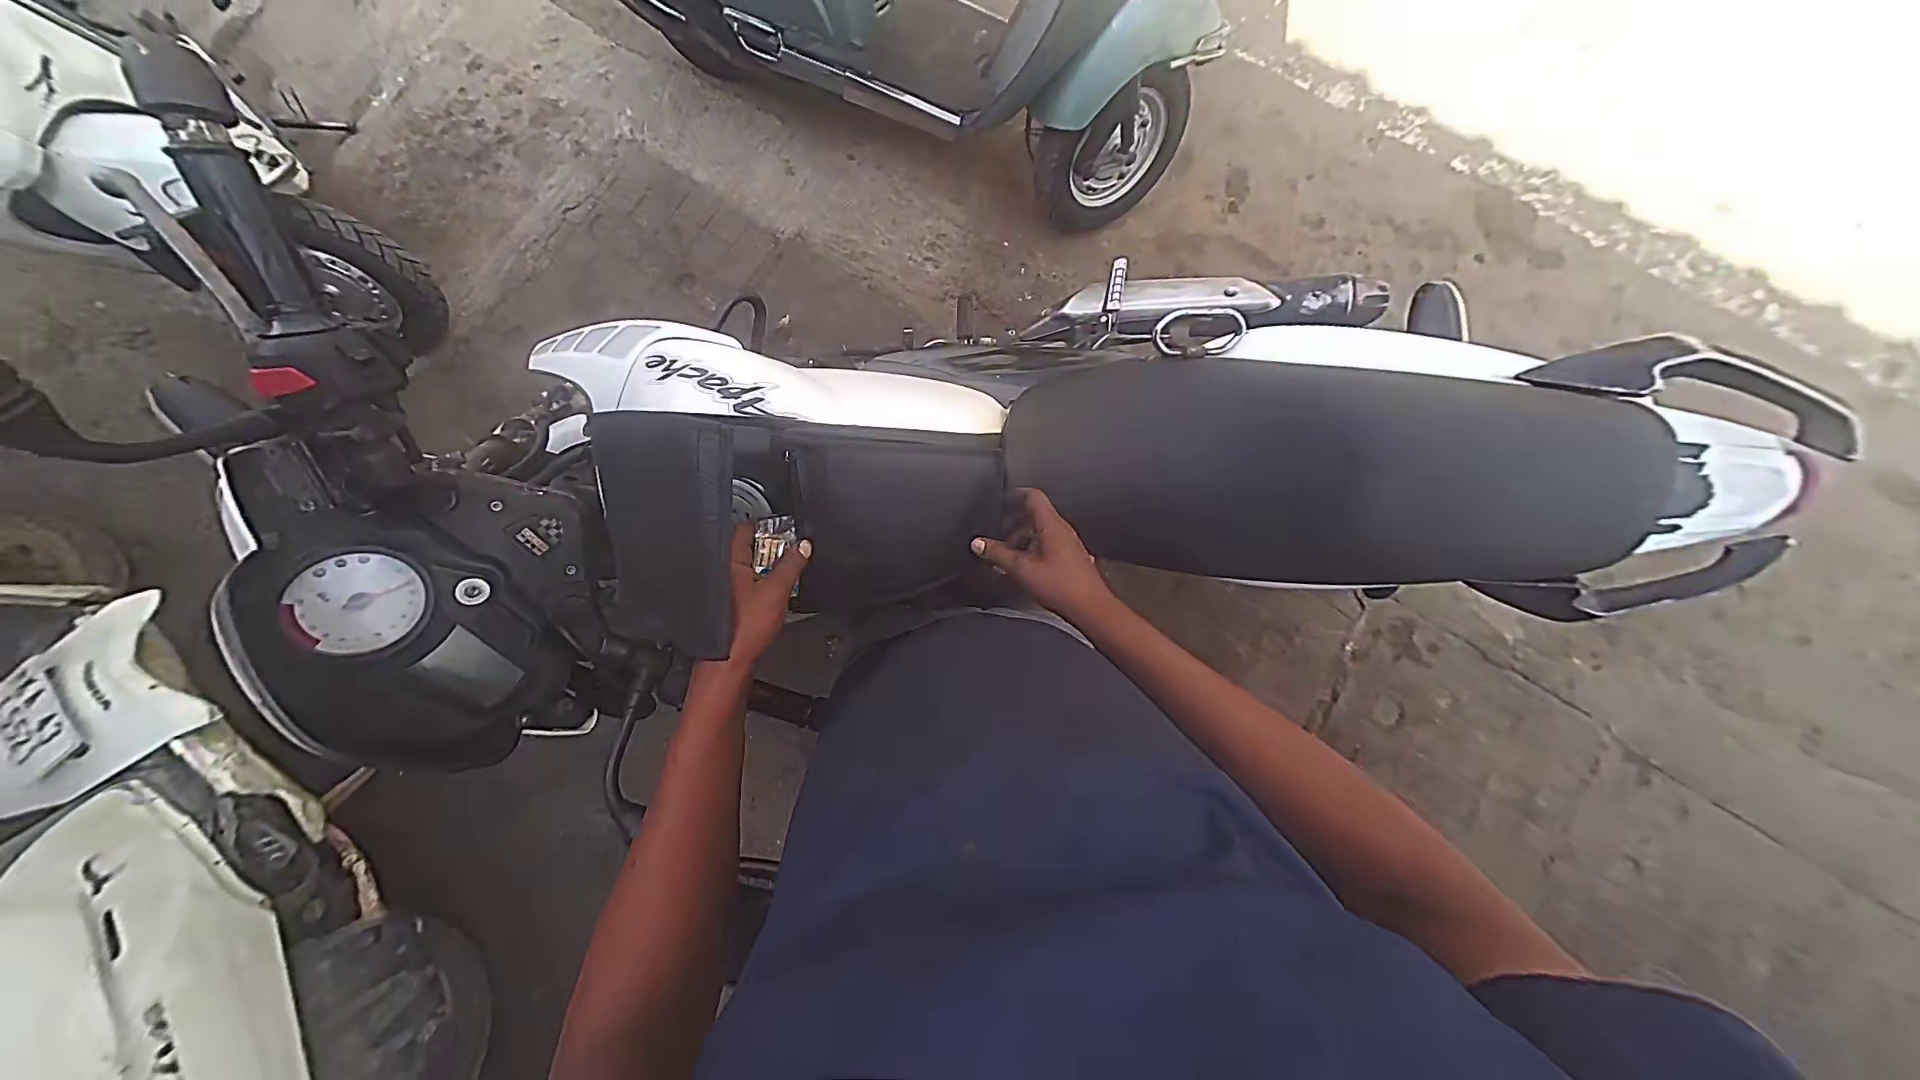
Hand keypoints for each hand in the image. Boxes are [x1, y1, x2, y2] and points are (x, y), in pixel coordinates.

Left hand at [723, 524, 808, 664]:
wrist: (730, 660)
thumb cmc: (743, 628)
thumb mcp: (777, 590)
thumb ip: (791, 564)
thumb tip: (803, 546)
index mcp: (728, 562)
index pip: (743, 530)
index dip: (763, 525)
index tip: (780, 527)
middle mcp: (721, 573)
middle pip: (747, 548)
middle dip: (769, 549)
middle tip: (788, 553)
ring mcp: (723, 590)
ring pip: (747, 568)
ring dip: (765, 569)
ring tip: (783, 576)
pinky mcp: (728, 605)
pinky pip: (746, 585)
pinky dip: (760, 585)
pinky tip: (771, 596)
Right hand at [971, 489, 1115, 623]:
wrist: (1090, 607)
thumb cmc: (1061, 586)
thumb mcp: (1021, 569)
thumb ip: (997, 554)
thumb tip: (978, 544)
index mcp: (1051, 525)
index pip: (1033, 496)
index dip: (1014, 495)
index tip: (1000, 501)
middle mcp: (1062, 530)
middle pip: (1034, 515)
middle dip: (1013, 522)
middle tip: (996, 532)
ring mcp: (1068, 543)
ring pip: (1040, 531)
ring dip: (1021, 538)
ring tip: (1006, 554)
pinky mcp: (1070, 557)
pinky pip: (1048, 544)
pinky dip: (1032, 549)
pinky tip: (1022, 567)